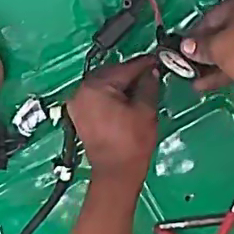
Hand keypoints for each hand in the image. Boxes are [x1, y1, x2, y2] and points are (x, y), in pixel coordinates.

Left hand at [68, 55, 162, 182]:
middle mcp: (81, 92)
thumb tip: (151, 72)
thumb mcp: (145, 110)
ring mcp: (77, 104)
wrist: (116, 173)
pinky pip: (96, 97)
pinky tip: (126, 99)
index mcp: (95, 87)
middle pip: (111, 74)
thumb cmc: (131, 144)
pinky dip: (110, 96)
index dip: (144, 64)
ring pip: (103, 85)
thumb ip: (148, 85)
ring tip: (140, 88)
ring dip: (120, 84)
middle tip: (151, 74)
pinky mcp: (79, 115)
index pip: (124, 68)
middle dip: (131, 74)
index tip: (156, 61)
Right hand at [178, 0, 233, 96]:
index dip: (193, 34)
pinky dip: (222, 74)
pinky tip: (205, 84)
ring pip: (228, 52)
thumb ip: (201, 47)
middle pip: (220, 35)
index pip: (209, 17)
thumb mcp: (218, 46)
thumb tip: (187, 47)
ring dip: (210, 65)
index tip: (181, 48)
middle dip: (202, 51)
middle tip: (184, 63)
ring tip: (191, 76)